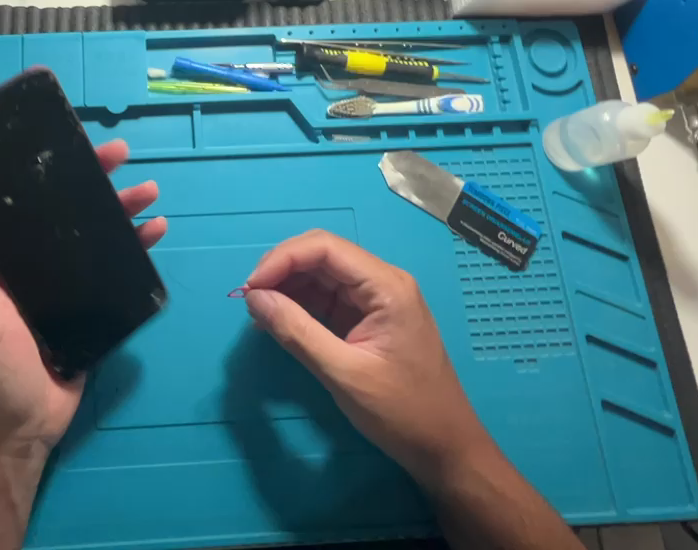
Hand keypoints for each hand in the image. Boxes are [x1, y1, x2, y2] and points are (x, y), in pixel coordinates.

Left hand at [0, 138, 166, 451]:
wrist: (25, 428)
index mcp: (2, 255)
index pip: (24, 199)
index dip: (46, 168)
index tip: (71, 143)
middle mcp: (34, 260)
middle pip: (67, 208)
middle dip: (95, 179)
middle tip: (121, 155)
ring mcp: (65, 281)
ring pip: (96, 232)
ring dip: (121, 208)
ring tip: (149, 192)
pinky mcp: (91, 302)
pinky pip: (116, 266)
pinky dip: (136, 246)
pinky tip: (155, 232)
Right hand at [242, 230, 489, 484]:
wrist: (447, 451)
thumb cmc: (403, 413)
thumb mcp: (344, 374)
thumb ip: (296, 332)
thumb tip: (253, 298)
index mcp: (386, 285)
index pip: (325, 247)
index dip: (282, 259)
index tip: (250, 288)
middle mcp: (382, 281)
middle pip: (322, 254)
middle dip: (282, 270)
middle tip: (250, 299)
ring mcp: (376, 298)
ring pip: (322, 274)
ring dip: (288, 286)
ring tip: (260, 312)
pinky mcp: (368, 316)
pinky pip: (328, 296)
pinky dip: (300, 303)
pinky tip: (280, 320)